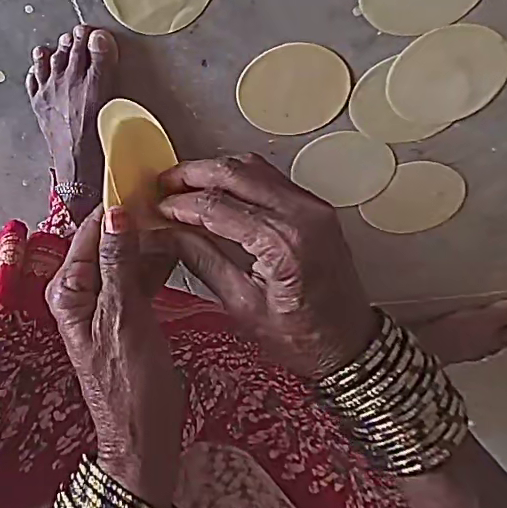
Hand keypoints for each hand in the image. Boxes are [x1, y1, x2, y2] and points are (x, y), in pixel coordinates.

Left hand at [44, 206, 185, 507]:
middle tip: (175, 202)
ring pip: (126, 256)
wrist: (143, 436)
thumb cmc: (130, 382)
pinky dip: (157, 262)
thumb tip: (117, 212)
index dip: (118, 205)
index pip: (91, 231)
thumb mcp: (125, 318)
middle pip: (109, 240)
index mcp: (69, 289)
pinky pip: (139, 276)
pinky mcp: (126, 312)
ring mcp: (104, 301)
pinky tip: (181, 249)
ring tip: (182, 220)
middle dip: (138, 220)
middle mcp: (81, 290)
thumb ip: (119, 264)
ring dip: (150, 239)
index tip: (149, 182)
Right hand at [156, 154, 377, 380]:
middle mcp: (300, 214)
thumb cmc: (300, 337)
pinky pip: (270, 177)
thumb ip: (202, 260)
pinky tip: (218, 189)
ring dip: (215, 170)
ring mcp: (311, 205)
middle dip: (192, 174)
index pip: (216, 206)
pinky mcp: (315, 205)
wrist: (350, 341)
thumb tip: (165, 233)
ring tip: (185, 185)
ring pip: (253, 166)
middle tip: (163, 184)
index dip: (180, 204)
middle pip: (234, 172)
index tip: (156, 208)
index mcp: (281, 244)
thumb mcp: (241, 305)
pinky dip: (239, 176)